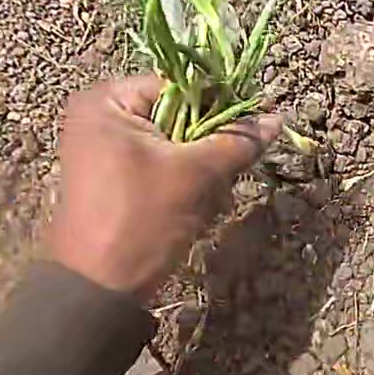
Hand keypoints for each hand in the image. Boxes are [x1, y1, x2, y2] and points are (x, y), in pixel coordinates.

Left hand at [44, 77, 278, 301]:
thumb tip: (276, 119)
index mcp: (106, 102)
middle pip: (179, 114)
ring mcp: (107, 149)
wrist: (98, 289)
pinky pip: (164, 165)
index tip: (250, 129)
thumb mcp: (194, 175)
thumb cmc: (139, 220)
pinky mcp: (118, 178)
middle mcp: (101, 117)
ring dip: (203, 168)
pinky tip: (196, 206)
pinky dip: (186, 182)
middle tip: (229, 171)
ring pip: (176, 143)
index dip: (218, 105)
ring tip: (210, 197)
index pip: (179, 85)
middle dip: (210, 145)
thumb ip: (236, 141)